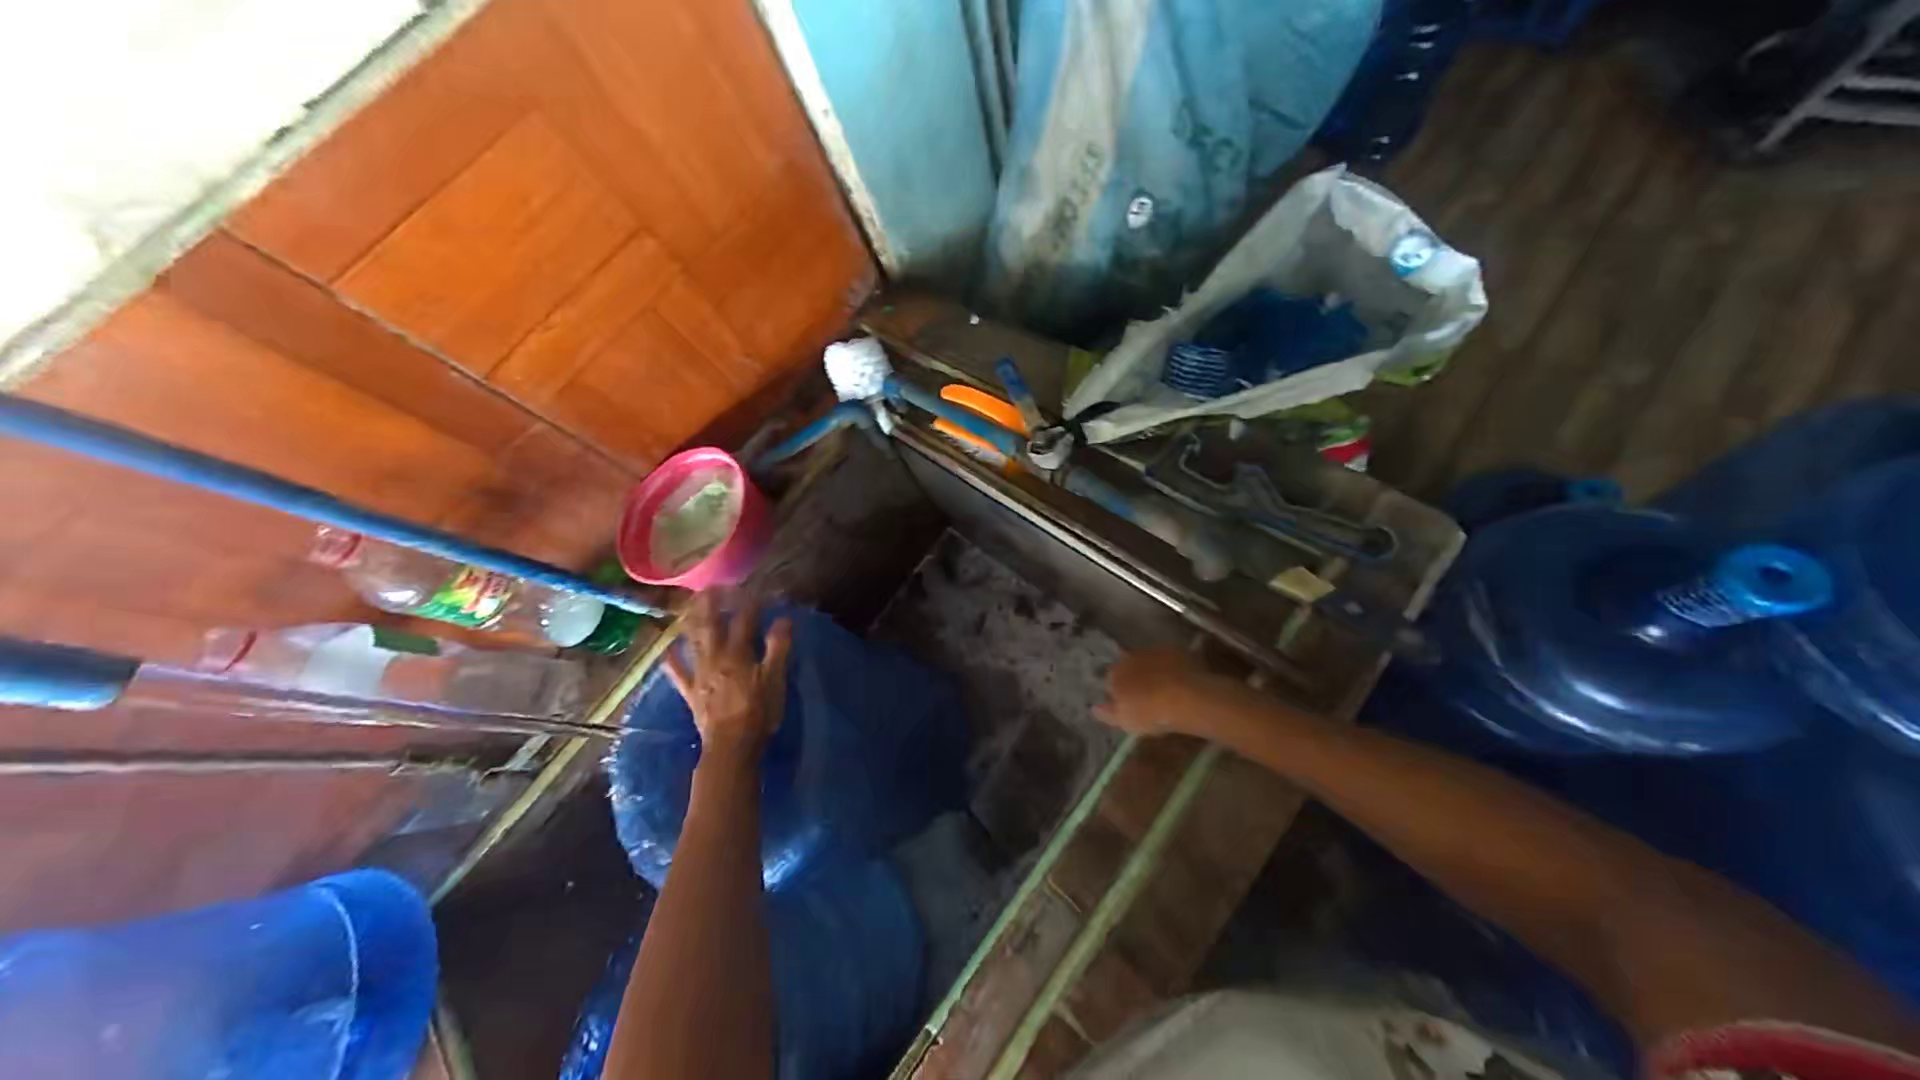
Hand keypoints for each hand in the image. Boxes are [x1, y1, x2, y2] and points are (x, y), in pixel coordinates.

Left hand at [665, 590, 793, 767]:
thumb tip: (783, 619)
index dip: (751, 600)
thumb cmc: (758, 712)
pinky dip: (672, 659)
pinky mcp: (691, 691)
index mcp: (737, 652)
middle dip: (712, 602)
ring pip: (692, 640)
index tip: (758, 586)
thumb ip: (778, 647)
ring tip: (692, 605)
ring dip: (692, 620)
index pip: (745, 618)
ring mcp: (699, 673)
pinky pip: (677, 672)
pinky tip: (667, 649)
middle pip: (711, 623)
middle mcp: (714, 656)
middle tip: (713, 585)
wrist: (731, 746)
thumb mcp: (775, 679)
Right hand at [1094, 646, 1293, 740]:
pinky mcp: (1177, 650)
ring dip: (1154, 669)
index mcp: (1115, 674)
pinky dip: (1172, 666)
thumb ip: (1107, 713)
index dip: (1117, 691)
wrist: (1186, 697)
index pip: (1110, 680)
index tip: (1126, 702)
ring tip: (1166, 687)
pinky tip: (1181, 680)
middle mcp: (1131, 657)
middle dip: (1135, 676)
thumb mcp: (1125, 721)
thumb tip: (1094, 707)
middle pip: (1129, 666)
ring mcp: (1154, 651)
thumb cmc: (1150, 713)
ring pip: (1150, 660)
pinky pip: (1170, 658)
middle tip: (1146, 693)